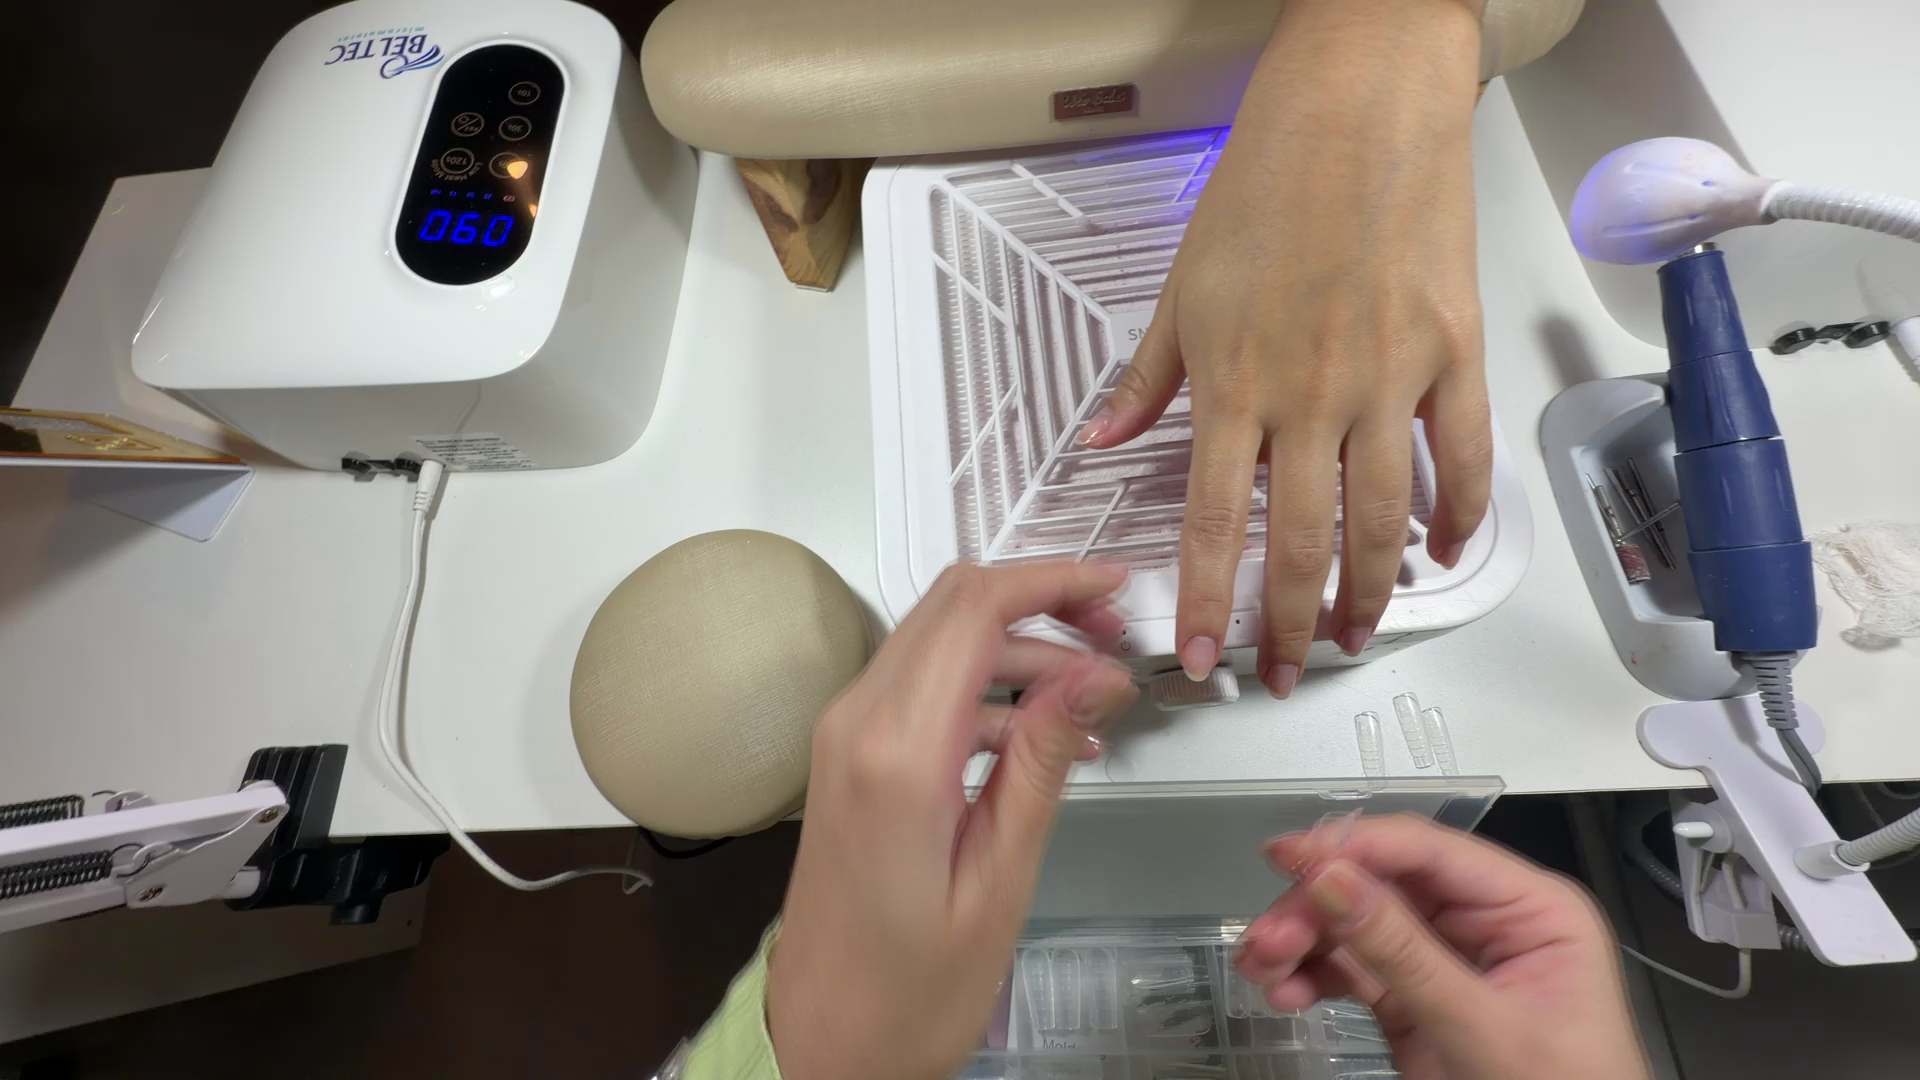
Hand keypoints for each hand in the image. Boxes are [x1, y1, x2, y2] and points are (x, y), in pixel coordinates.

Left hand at [766, 561, 1139, 1079]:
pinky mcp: (852, 745)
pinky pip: (925, 680)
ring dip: (1018, 645)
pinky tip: (1037, 729)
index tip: (1110, 586)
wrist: (817, 1038)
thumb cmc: (905, 990)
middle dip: (1040, 601)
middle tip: (1107, 635)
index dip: (1051, 581)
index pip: (975, 609)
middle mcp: (858, 718)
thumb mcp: (998, 878)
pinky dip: (986, 683)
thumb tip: (1092, 675)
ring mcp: (848, 727)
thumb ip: (1043, 760)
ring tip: (1088, 694)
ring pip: (942, 635)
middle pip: (954, 603)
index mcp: (897, 750)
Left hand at [1077, 0, 1492, 694]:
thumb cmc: (1257, 194)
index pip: (1210, 524)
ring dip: (1368, 591)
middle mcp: (1310, 397)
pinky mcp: (1452, 351)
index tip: (1203, 655)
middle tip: (1285, 670)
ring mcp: (1388, 379)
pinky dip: (1458, 511)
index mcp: (1231, 388)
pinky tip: (1441, 554)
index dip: (1205, 600)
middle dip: (1290, 622)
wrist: (1355, 107)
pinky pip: (1461, 452)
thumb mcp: (1178, 294)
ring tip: (1352, 636)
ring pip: (1383, 518)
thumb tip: (1101, 444)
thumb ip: (1143, 384)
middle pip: (1301, 542)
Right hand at [1234, 815, 1649, 1079]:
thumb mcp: (1488, 1037)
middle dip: (1313, 907)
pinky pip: (1344, 960)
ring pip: (1347, 916)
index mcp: (1526, 907)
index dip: (1352, 847)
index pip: (1425, 850)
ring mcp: (1438, 949)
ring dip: (1299, 939)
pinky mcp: (1406, 986)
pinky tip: (1283, 991)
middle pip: (1373, 881)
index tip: (1287, 857)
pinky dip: (1307, 971)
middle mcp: (1478, 915)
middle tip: (1267, 938)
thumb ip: (1405, 955)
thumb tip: (1328, 878)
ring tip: (1261, 968)